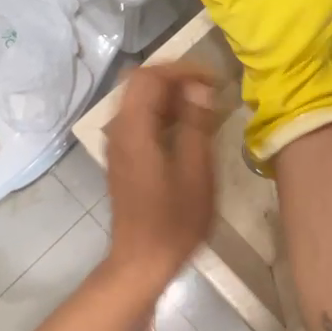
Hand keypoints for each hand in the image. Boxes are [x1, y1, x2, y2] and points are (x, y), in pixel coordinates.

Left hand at [101, 65, 219, 288]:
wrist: (141, 261)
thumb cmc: (173, 221)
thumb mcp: (196, 171)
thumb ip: (196, 124)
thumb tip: (199, 87)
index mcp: (133, 128)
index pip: (150, 76)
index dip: (182, 69)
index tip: (214, 79)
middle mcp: (118, 129)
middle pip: (141, 83)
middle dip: (176, 79)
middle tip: (210, 91)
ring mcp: (117, 144)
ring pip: (140, 100)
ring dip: (171, 97)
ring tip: (205, 108)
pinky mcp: (123, 157)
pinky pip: (140, 120)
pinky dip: (164, 114)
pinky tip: (189, 130)